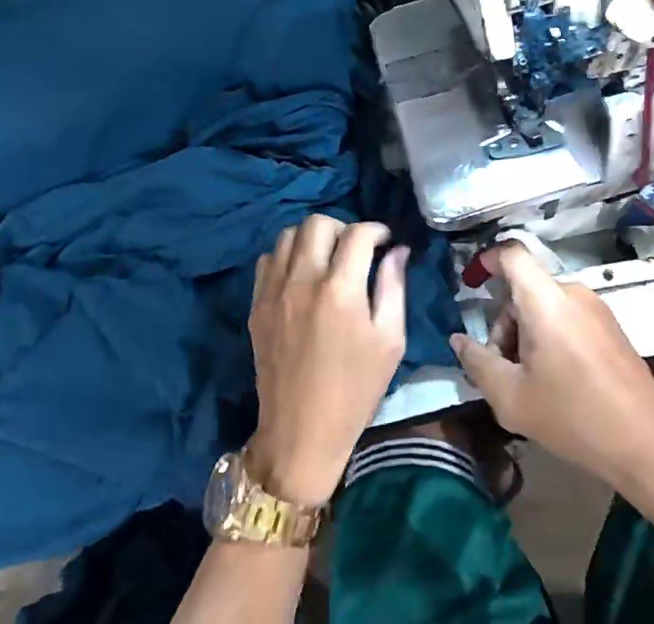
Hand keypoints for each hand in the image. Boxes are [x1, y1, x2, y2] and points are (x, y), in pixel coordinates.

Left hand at [247, 216, 409, 505]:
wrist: (302, 430)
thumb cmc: (356, 389)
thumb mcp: (390, 341)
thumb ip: (393, 287)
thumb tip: (397, 250)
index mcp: (341, 290)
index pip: (357, 233)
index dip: (376, 230)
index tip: (384, 241)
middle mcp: (303, 280)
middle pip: (318, 223)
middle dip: (343, 227)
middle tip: (355, 249)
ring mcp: (274, 291)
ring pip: (288, 235)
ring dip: (312, 238)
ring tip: (327, 259)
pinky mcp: (257, 304)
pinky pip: (268, 260)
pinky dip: (287, 256)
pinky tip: (301, 275)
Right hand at [452, 242, 653, 491]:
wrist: (649, 445)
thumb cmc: (573, 416)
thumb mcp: (511, 397)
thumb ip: (477, 363)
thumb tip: (459, 341)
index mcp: (546, 300)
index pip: (511, 254)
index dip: (486, 260)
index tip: (470, 285)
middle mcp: (573, 294)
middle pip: (524, 289)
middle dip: (503, 322)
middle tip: (500, 367)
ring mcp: (597, 310)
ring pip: (544, 306)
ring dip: (525, 334)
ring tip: (527, 381)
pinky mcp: (611, 329)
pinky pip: (566, 318)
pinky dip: (549, 338)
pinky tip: (554, 381)